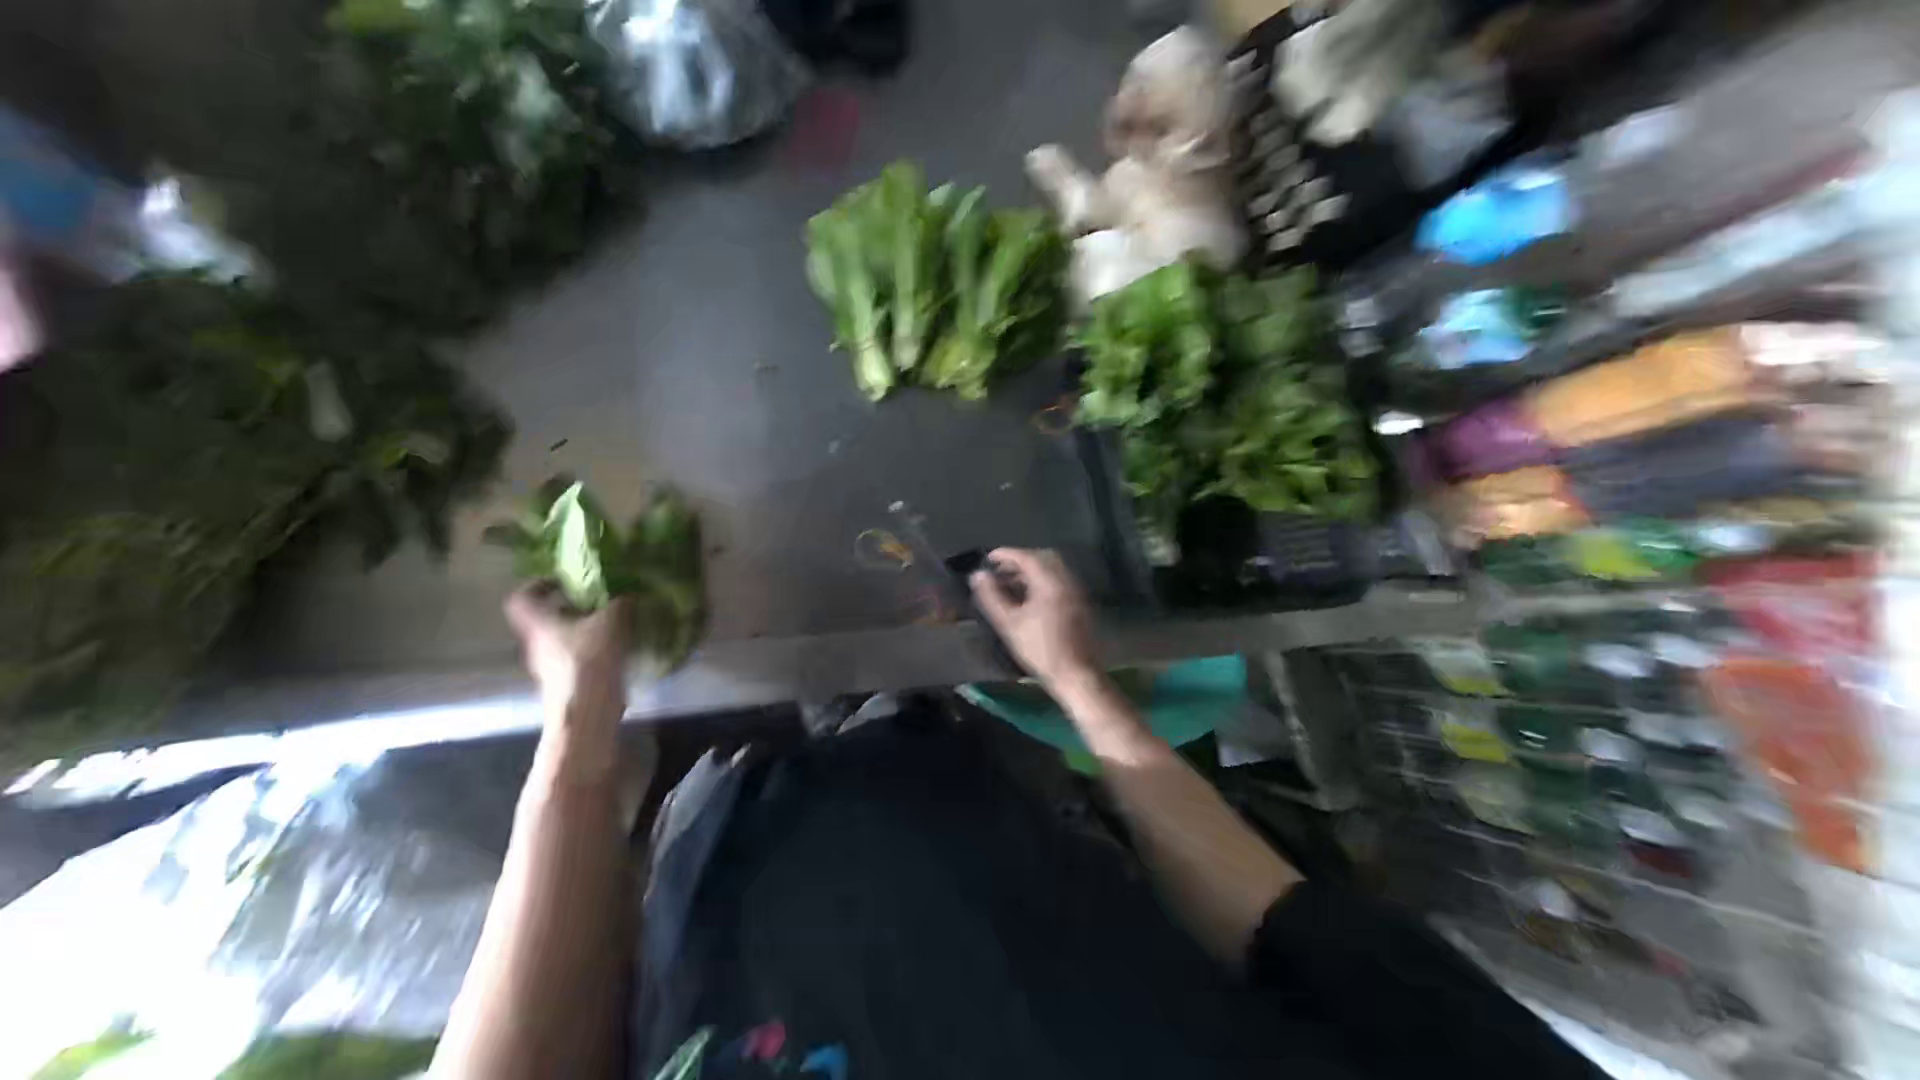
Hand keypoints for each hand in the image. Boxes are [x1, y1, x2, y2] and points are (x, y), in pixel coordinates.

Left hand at [506, 584, 629, 722]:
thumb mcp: (613, 622)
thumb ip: (620, 604)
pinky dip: (592, 652)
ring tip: (614, 626)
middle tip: (598, 601)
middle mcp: (536, 645)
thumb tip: (627, 596)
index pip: (522, 597)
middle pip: (544, 619)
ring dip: (583, 630)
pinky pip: (575, 659)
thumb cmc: (590, 661)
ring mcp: (548, 668)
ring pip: (561, 640)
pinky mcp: (565, 685)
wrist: (586, 714)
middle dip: (570, 608)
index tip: (564, 581)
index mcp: (538, 624)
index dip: (539, 584)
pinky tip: (617, 652)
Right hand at [969, 548, 1100, 687]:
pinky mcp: (1080, 602)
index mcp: (1050, 583)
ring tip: (1010, 583)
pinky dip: (1043, 579)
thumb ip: (991, 597)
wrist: (1075, 673)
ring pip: (1053, 568)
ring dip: (1031, 570)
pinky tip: (1029, 596)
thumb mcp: (1009, 623)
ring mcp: (1076, 591)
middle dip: (1019, 560)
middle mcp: (1066, 580)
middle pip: (1042, 557)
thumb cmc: (1039, 649)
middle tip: (1000, 571)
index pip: (1027, 557)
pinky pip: (1060, 579)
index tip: (988, 558)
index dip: (1006, 554)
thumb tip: (977, 576)